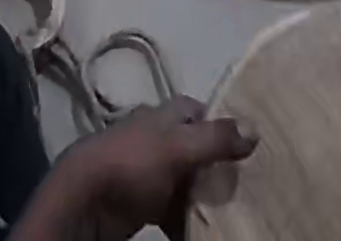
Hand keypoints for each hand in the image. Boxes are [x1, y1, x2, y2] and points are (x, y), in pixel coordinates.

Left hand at [14, 97, 256, 240]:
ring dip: (203, 197)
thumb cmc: (134, 161)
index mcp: (166, 113)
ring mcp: (149, 168)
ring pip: (186, 180)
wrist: (85, 198)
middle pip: (196, 148)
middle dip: (218, 167)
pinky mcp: (141, 200)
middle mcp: (158, 135)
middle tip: (245, 187)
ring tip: (228, 213)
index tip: (249, 147)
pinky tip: (197, 231)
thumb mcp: (179, 146)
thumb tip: (255, 127)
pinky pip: (171, 207)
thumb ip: (216, 137)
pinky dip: (184, 219)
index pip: (201, 111)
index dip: (224, 125)